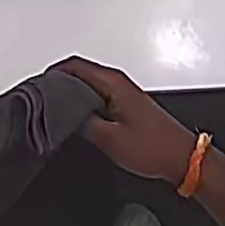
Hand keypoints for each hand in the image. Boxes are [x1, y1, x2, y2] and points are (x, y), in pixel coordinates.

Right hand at [54, 56, 197, 186]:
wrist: (185, 160)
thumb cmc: (155, 148)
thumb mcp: (109, 139)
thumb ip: (82, 122)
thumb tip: (64, 114)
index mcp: (112, 82)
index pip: (74, 65)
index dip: (54, 72)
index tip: (40, 83)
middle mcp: (117, 82)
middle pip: (80, 71)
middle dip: (60, 82)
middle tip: (44, 97)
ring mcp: (122, 92)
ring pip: (88, 84)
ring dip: (72, 93)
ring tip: (57, 109)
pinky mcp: (126, 103)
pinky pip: (97, 94)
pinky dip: (83, 101)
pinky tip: (78, 118)